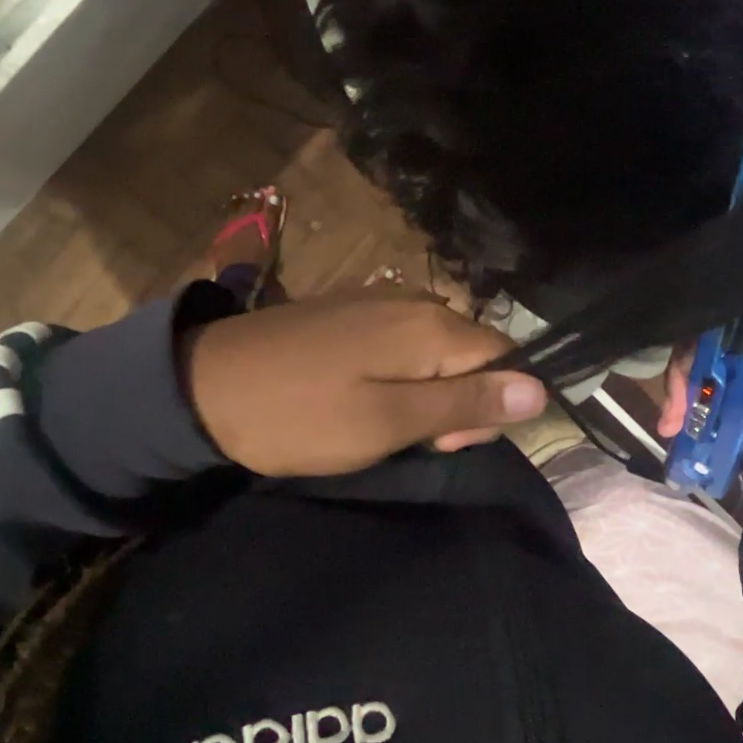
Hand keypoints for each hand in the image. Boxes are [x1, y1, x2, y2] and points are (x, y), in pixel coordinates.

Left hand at [181, 291, 548, 475]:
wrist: (202, 387)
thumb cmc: (301, 416)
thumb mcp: (389, 422)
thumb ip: (466, 403)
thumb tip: (540, 390)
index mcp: (433, 326)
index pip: (506, 359)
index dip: (490, 406)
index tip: (444, 441)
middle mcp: (415, 301)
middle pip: (473, 353)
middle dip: (458, 400)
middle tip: (407, 440)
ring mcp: (379, 301)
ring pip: (437, 351)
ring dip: (427, 392)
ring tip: (380, 425)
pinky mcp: (349, 312)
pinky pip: (402, 343)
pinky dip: (398, 376)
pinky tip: (362, 398)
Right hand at [656, 327, 742, 480]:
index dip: (710, 344)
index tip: (690, 383)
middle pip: (714, 338)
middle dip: (687, 374)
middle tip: (675, 413)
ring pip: (700, 357)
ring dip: (680, 390)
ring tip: (671, 426)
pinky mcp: (731, 378)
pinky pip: (698, 376)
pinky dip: (682, 399)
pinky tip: (672, 425)